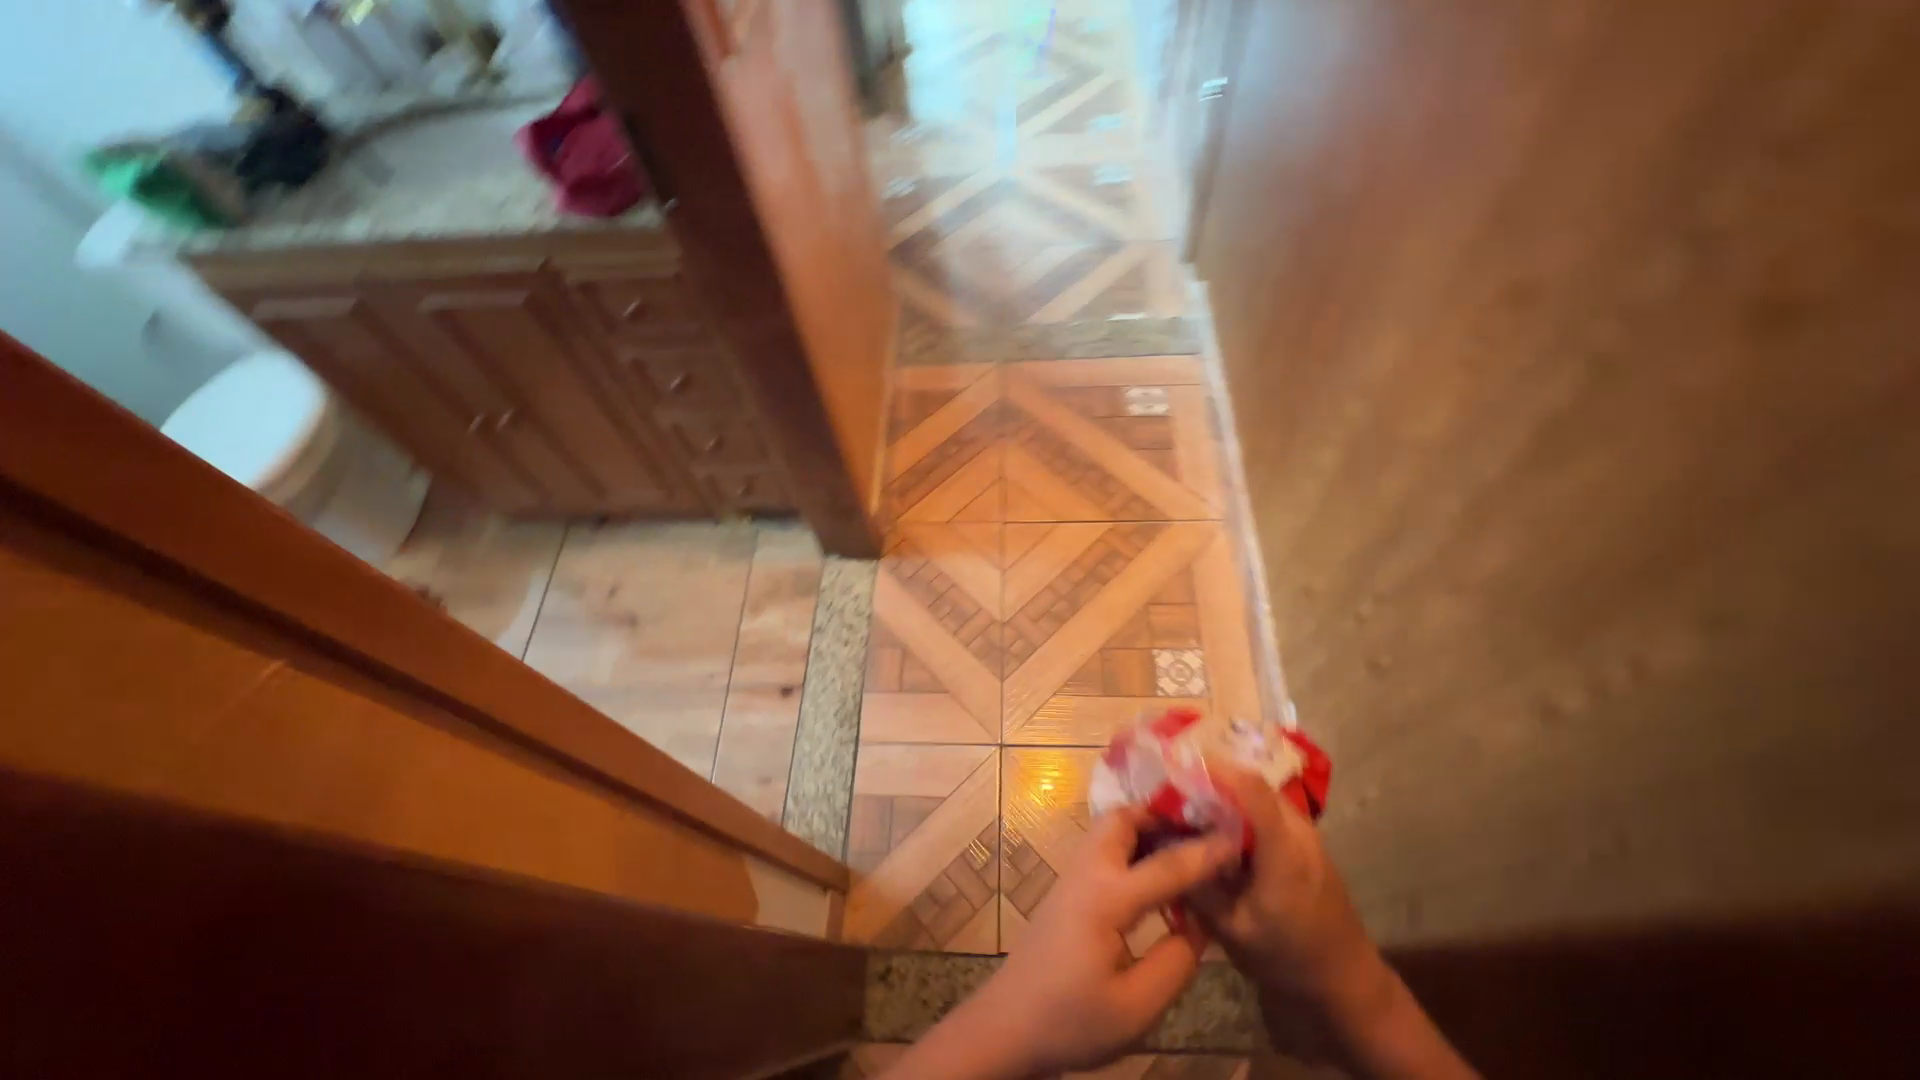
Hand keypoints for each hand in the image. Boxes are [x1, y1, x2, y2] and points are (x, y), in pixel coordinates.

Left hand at [947, 808, 1240, 1076]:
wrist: (1008, 1025)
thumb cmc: (1072, 1019)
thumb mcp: (1137, 1006)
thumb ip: (1176, 961)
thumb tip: (1201, 922)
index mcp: (1106, 898)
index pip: (1166, 865)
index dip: (1206, 851)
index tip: (1240, 836)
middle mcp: (1087, 873)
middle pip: (1123, 820)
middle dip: (1163, 815)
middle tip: (1203, 825)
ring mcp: (1072, 878)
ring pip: (1109, 829)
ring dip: (1146, 826)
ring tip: (1186, 842)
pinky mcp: (1068, 890)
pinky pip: (1103, 849)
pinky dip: (1132, 844)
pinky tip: (1156, 870)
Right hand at [1190, 763, 1386, 1008]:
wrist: (1346, 980)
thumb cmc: (1288, 959)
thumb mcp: (1232, 930)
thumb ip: (1199, 884)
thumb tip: (1163, 845)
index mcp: (1283, 851)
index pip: (1252, 790)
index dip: (1215, 770)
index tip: (1176, 764)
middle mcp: (1299, 832)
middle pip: (1253, 786)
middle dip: (1212, 781)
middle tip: (1172, 792)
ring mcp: (1307, 835)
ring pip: (1261, 797)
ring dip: (1226, 795)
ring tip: (1189, 810)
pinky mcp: (1306, 844)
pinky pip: (1268, 812)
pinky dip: (1240, 811)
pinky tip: (1217, 832)